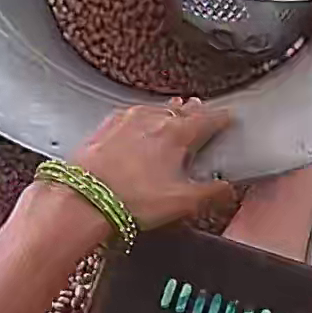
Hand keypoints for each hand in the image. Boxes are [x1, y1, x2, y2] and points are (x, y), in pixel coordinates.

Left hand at [68, 98, 238, 229]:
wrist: (84, 198)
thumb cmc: (130, 199)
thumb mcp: (182, 203)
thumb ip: (211, 193)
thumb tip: (227, 189)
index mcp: (177, 133)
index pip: (208, 119)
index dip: (221, 118)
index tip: (227, 118)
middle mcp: (152, 119)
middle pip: (181, 110)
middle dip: (195, 112)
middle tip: (203, 113)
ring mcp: (126, 120)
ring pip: (155, 109)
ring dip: (168, 112)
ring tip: (174, 115)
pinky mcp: (105, 127)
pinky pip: (130, 115)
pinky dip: (141, 118)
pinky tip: (138, 126)